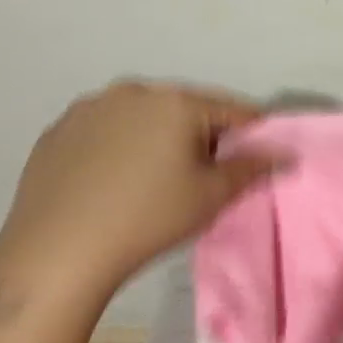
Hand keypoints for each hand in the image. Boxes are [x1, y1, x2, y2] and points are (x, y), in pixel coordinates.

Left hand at [0, 80, 278, 305]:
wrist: (59, 249)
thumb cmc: (150, 217)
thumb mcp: (213, 196)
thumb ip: (254, 168)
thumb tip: (285, 154)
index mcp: (175, 101)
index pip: (232, 110)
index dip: (254, 134)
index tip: (260, 158)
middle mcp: (131, 92)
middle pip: (185, 110)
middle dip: (202, 136)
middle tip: (207, 176)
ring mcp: (87, 110)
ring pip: (142, 120)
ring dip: (159, 140)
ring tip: (158, 181)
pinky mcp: (57, 133)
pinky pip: (105, 134)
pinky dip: (120, 150)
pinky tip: (117, 185)